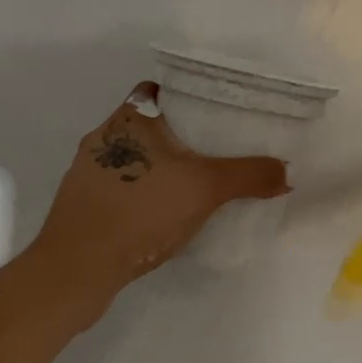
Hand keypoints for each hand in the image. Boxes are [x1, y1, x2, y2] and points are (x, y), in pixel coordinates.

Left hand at [27, 82, 289, 290]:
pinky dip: (140, 194)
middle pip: (146, 124)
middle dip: (175, 134)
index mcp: (127, 118)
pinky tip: (161, 214)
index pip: (156, 90)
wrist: (75, 272)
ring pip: (131, 158)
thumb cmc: (139, 211)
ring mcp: (85, 174)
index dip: (183, 96)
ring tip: (192, 181)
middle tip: (211, 148)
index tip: (211, 111)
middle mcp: (102, 137)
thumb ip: (248, 176)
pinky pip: (118, 188)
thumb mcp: (205, 189)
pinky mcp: (80, 207)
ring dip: (157, 167)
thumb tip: (286, 172)